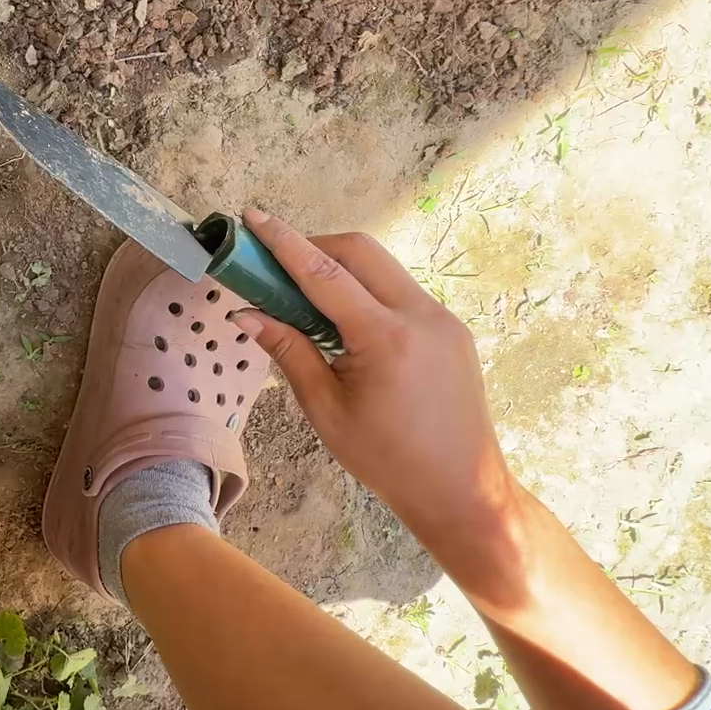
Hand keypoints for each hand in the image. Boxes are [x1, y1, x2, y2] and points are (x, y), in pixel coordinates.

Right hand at [228, 210, 517, 543]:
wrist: (465, 493)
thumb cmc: (385, 457)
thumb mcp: (324, 407)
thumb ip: (288, 350)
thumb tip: (244, 313)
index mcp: (386, 338)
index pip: (323, 272)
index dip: (283, 241)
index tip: (254, 217)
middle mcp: (422, 316)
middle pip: (359, 250)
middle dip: (312, 245)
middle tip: (275, 265)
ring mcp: (442, 320)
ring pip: (381, 265)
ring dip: (337, 264)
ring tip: (303, 292)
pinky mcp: (450, 329)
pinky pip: (396, 288)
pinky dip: (361, 285)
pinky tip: (340, 316)